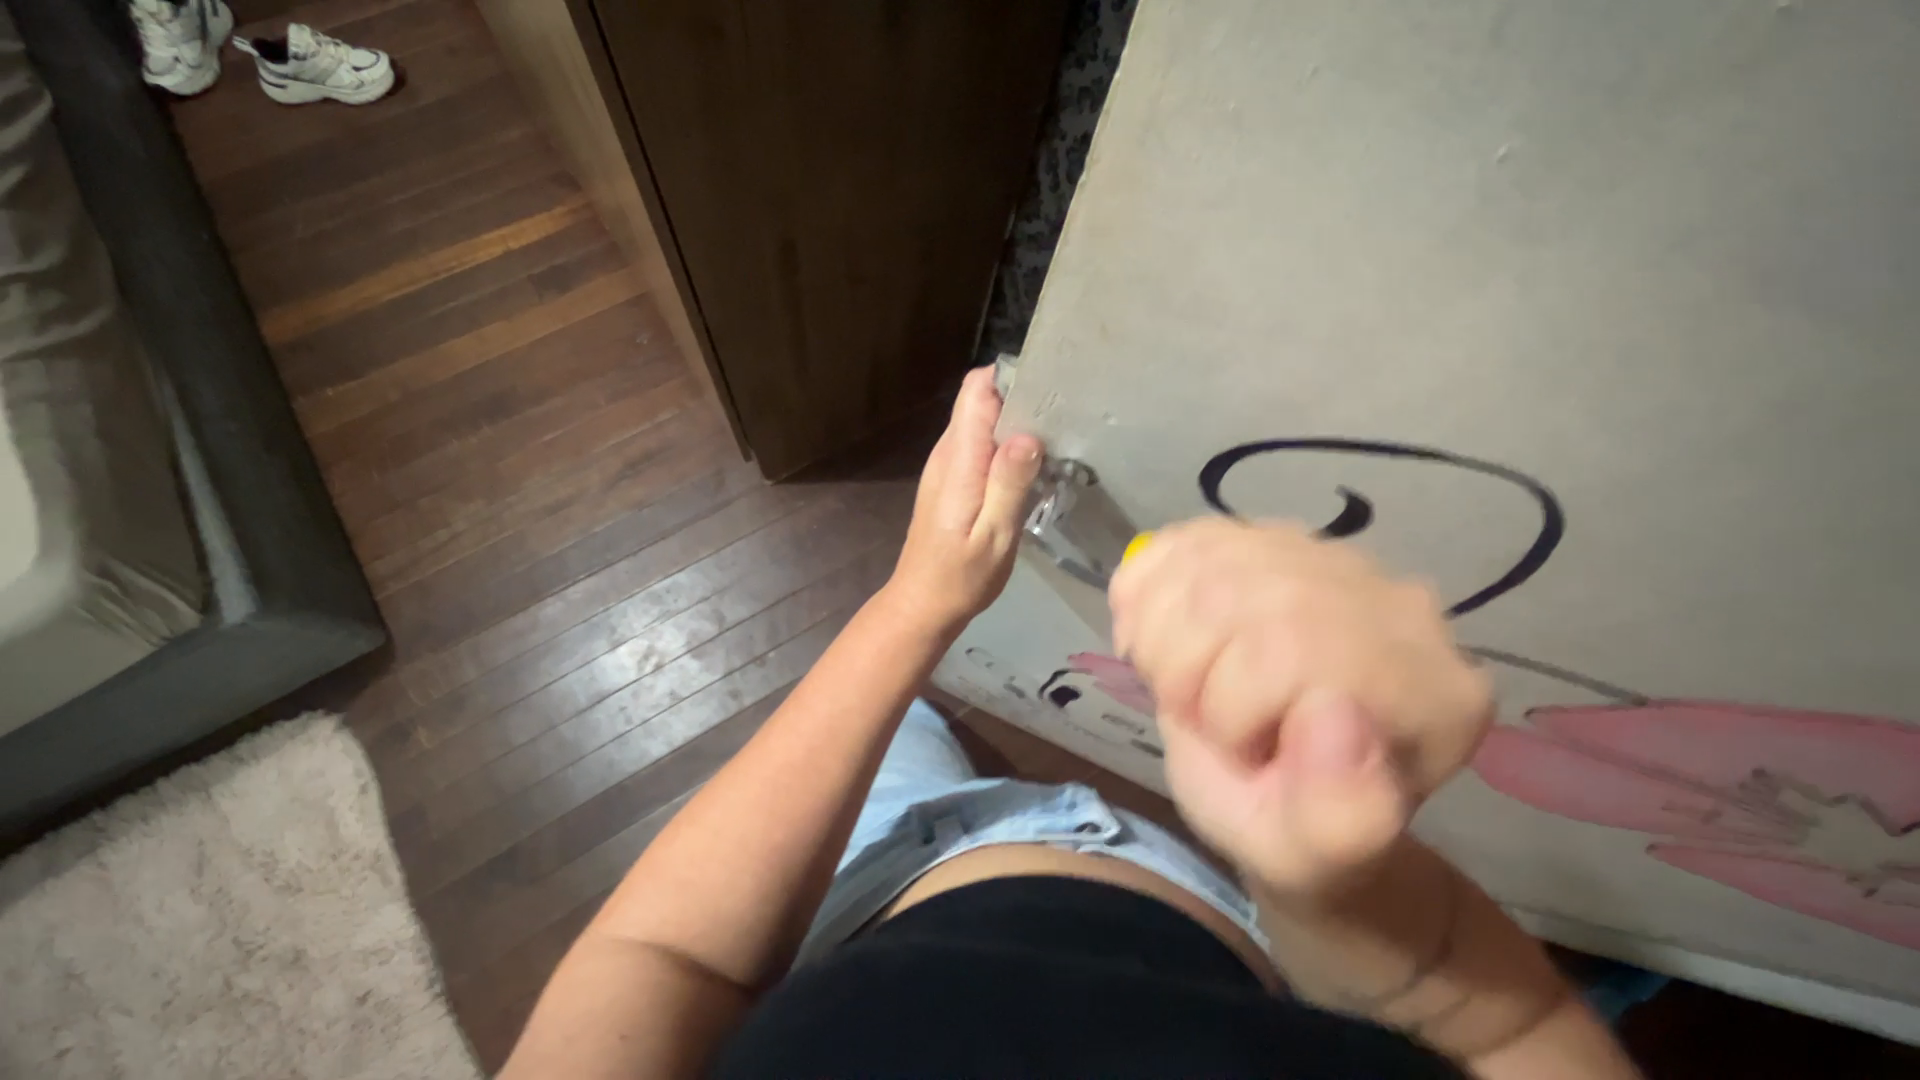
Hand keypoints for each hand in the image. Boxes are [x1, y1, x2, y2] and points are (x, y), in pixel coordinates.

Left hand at [882, 367, 1042, 634]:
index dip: (1010, 378)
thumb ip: (1009, 482)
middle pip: (980, 400)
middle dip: (1019, 398)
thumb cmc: (961, 576)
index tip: (1049, 387)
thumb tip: (1028, 434)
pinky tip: (1030, 467)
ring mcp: (946, 465)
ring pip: (981, 421)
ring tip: (1055, 438)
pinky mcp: (951, 479)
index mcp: (959, 459)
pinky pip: (979, 445)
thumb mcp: (995, 535)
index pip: (976, 390)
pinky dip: (1005, 446)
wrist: (923, 604)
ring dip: (1015, 424)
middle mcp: (948, 452)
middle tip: (1063, 417)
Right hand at [1109, 519, 1491, 903]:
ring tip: (1186, 686)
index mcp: (1432, 693)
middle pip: (1248, 591)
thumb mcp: (1310, 860)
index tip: (1241, 753)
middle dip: (1189, 668)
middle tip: (1204, 721)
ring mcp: (1333, 564)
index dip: (1229, 705)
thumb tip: (1334, 710)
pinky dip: (1150, 592)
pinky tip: (1165, 638)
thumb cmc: (1290, 830)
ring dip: (1165, 634)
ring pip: (1209, 558)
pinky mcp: (1277, 542)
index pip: (1293, 646)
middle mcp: (1398, 609)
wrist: (1276, 791)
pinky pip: (1187, 538)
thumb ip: (1339, 817)